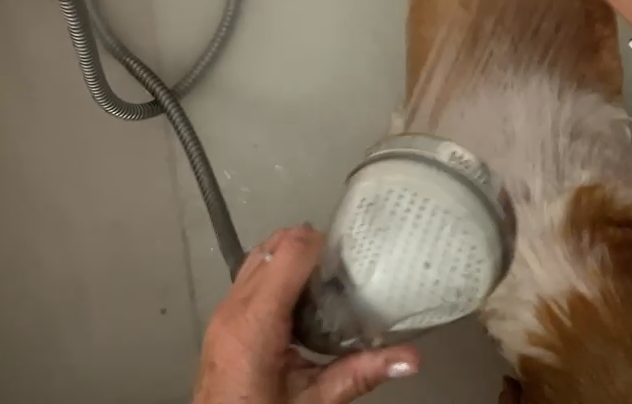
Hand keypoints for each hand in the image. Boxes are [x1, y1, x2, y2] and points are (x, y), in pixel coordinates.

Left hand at [193, 226, 418, 403]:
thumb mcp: (316, 401)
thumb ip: (360, 374)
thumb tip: (409, 359)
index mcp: (256, 324)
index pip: (288, 252)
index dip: (319, 243)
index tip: (346, 253)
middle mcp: (234, 308)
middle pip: (274, 245)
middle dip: (309, 245)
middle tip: (340, 264)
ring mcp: (223, 311)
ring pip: (259, 253)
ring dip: (291, 254)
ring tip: (322, 276)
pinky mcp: (222, 318)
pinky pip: (250, 273)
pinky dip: (275, 270)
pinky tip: (298, 295)